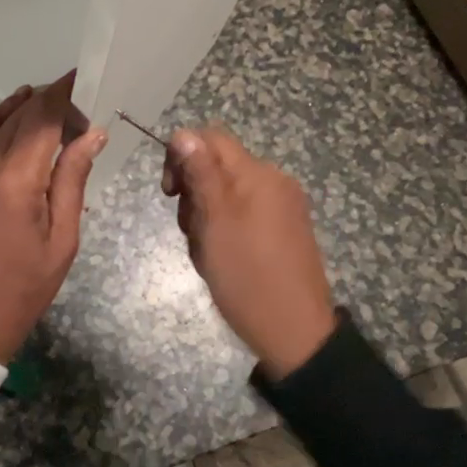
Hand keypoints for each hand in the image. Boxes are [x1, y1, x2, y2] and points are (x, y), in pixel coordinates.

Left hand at [0, 73, 106, 363]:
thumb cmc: (21, 286)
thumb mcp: (62, 239)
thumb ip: (73, 178)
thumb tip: (92, 132)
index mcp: (14, 179)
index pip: (42, 117)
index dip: (63, 94)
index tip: (83, 79)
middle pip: (19, 115)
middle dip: (48, 102)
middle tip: (75, 103)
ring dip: (21, 109)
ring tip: (46, 103)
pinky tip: (11, 120)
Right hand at [163, 124, 337, 379]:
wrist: (296, 334)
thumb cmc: (248, 276)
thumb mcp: (215, 222)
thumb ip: (201, 173)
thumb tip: (184, 133)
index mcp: (257, 174)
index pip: (210, 139)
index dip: (182, 156)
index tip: (170, 193)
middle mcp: (274, 181)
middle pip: (217, 165)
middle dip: (194, 193)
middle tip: (190, 232)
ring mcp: (283, 206)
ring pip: (226, 192)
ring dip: (206, 215)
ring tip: (206, 253)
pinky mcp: (286, 229)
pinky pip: (244, 213)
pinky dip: (226, 229)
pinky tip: (222, 259)